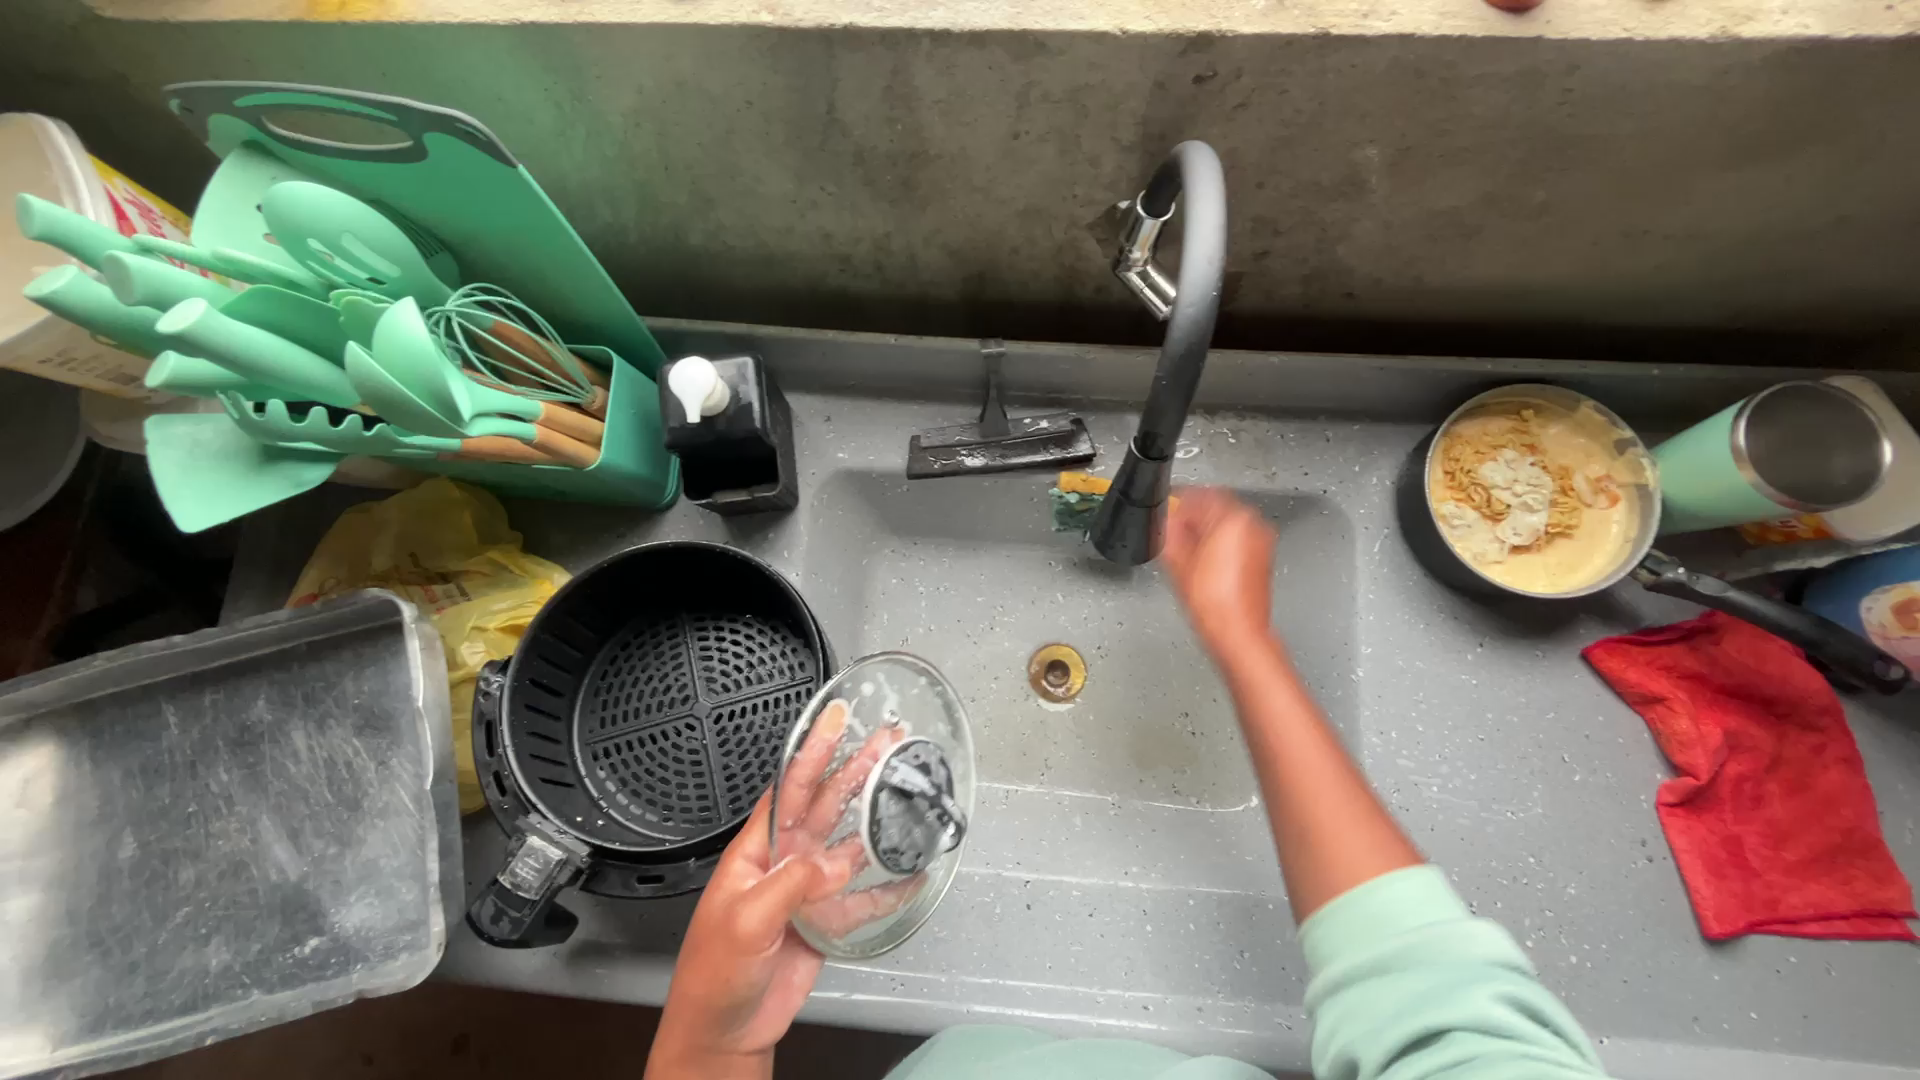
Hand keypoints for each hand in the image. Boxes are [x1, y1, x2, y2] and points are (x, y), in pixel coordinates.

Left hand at [647, 702, 919, 1079]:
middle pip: (826, 802)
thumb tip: (835, 862)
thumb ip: (791, 883)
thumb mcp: (745, 920)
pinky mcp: (826, 919)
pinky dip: (888, 886)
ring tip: (901, 788)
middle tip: (885, 740)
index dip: (813, 750)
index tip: (834, 719)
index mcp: (758, 849)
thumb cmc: (712, 976)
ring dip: (875, 815)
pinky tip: (911, 873)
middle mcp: (785, 860)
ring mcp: (807, 888)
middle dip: (855, 768)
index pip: (789, 786)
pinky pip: (864, 896)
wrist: (723, 1032)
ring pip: (849, 841)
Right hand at [1159, 487, 1277, 658]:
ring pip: (1227, 523)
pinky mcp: (1263, 556)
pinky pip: (1238, 538)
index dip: (1178, 502)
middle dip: (1193, 516)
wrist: (1237, 632)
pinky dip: (1220, 541)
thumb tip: (1167, 520)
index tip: (1167, 509)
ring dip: (1206, 529)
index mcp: (1232, 519)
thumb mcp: (1177, 562)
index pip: (1200, 495)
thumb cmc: (1214, 603)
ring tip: (1186, 546)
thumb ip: (1169, 532)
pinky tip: (1203, 558)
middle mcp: (1252, 525)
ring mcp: (1261, 540)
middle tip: (1173, 528)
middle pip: (1216, 506)